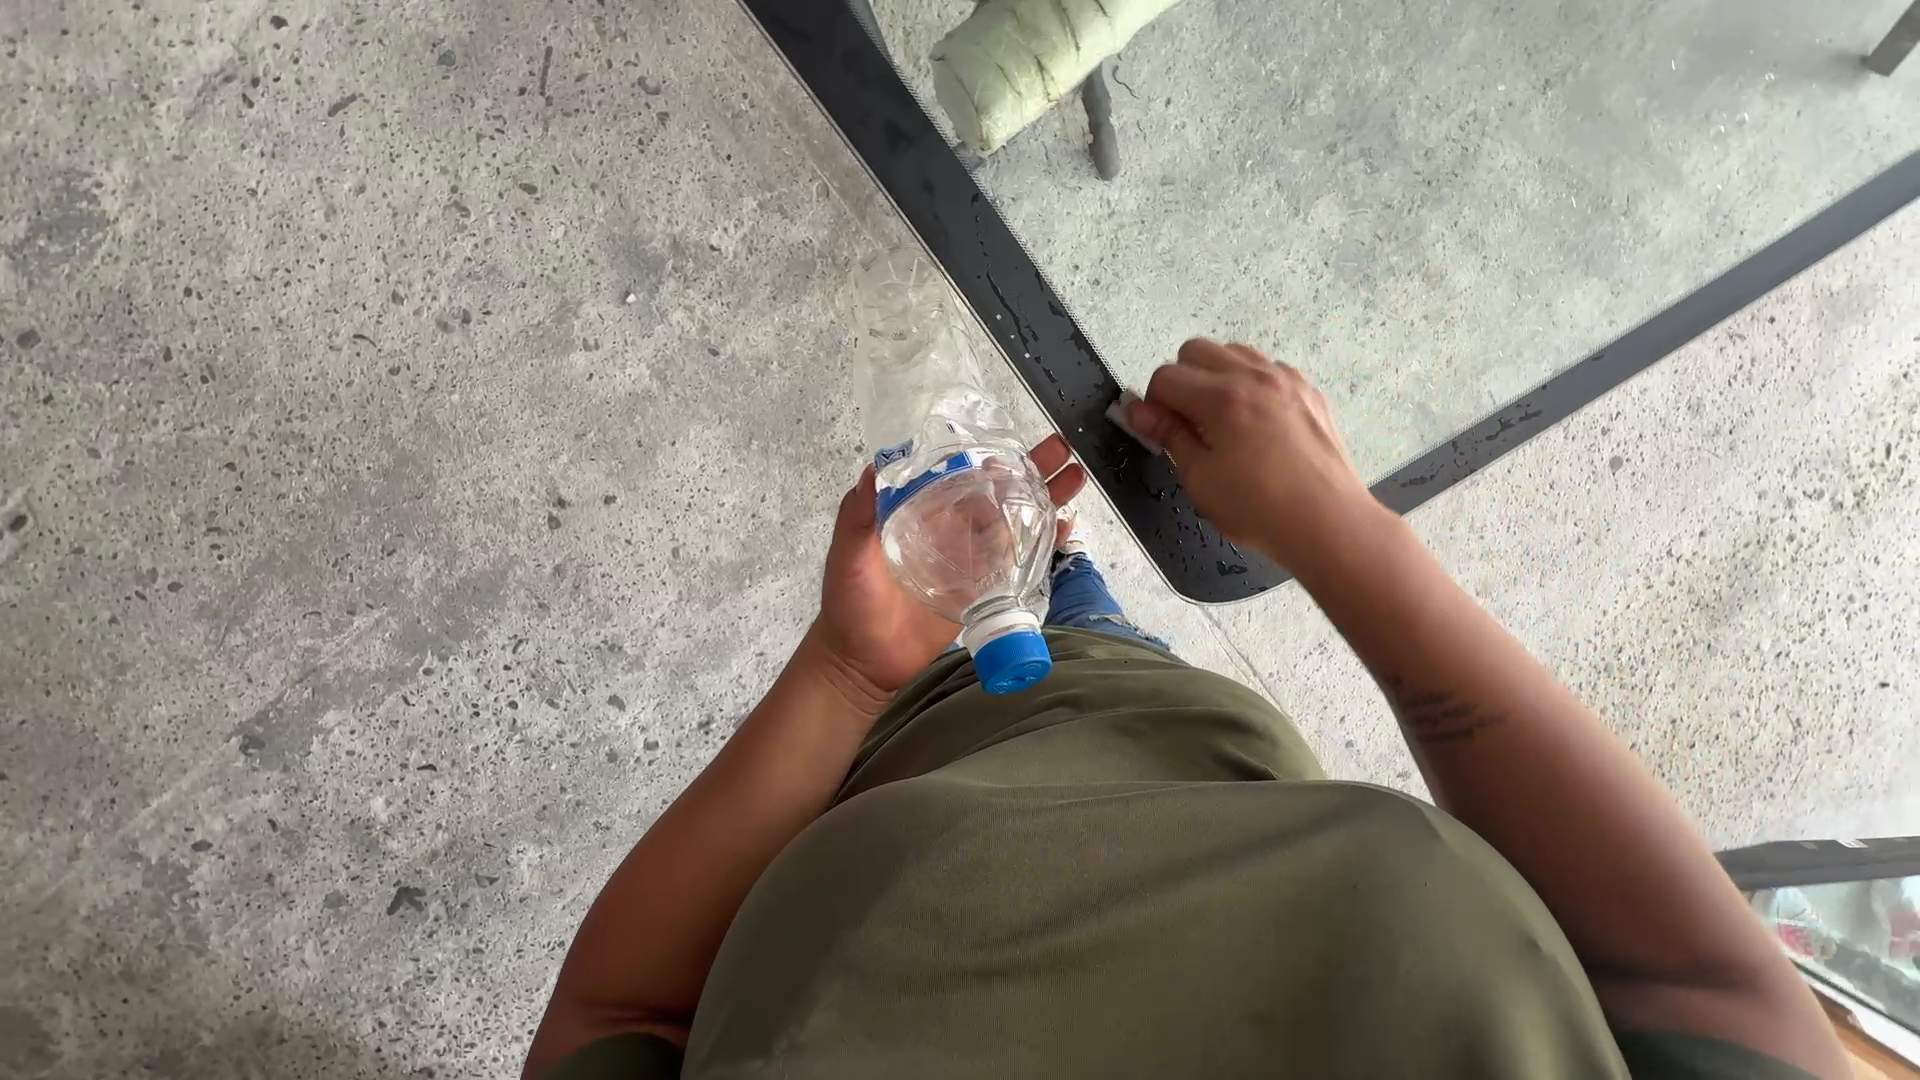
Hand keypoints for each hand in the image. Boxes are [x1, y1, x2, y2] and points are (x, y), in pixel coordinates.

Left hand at [808, 433, 1087, 716]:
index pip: (959, 474)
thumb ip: (859, 517)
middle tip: (1062, 449)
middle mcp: (950, 528)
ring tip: (1076, 477)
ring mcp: (970, 558)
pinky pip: (1017, 561)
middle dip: (1030, 468)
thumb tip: (873, 469)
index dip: (987, 457)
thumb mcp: (848, 555)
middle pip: (996, 491)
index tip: (1012, 445)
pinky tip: (1066, 527)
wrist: (863, 662)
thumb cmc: (850, 603)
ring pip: (1014, 520)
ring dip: (1045, 498)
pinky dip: (1044, 543)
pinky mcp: (984, 588)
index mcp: (920, 511)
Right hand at [1126, 339, 1378, 568]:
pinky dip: (1249, 383)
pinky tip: (1251, 421)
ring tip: (1218, 421)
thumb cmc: (1262, 509)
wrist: (1326, 522)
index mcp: (1222, 399)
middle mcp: (1255, 377)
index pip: (1165, 377)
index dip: (1153, 405)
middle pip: (1195, 350)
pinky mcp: (1306, 391)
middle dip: (1181, 381)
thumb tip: (1138, 412)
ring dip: (1214, 377)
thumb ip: (1168, 435)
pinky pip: (1266, 368)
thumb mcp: (1199, 478)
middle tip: (1186, 423)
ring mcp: (1285, 380)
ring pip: (1232, 352)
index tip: (1159, 429)